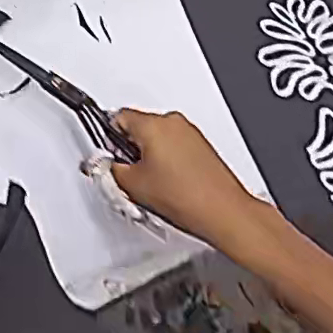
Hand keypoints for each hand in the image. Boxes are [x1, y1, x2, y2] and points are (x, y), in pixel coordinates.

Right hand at [110, 109, 278, 253]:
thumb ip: (111, 168)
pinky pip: (174, 144)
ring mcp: (189, 133)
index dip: (110, 138)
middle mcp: (172, 122)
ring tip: (154, 183)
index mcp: (152, 124)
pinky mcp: (201, 146)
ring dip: (150, 154)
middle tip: (131, 173)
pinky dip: (168, 159)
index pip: (118, 117)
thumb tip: (106, 164)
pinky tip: (170, 183)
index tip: (110, 153)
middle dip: (131, 148)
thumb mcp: (134, 185)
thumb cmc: (189, 198)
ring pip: (156, 136)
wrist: (226, 214)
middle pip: (138, 126)